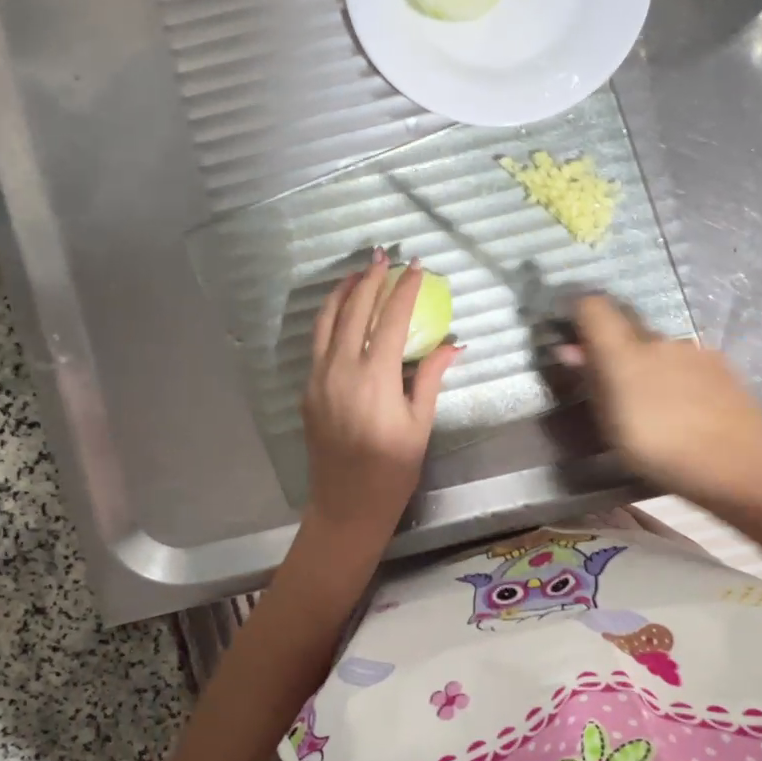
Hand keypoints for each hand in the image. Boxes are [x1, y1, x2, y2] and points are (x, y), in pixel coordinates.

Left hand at [302, 250, 462, 534]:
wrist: (347, 504)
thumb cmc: (392, 469)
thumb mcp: (420, 424)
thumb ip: (431, 378)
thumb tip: (453, 345)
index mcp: (375, 377)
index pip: (391, 319)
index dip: (405, 290)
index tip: (417, 267)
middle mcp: (341, 369)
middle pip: (354, 310)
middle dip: (370, 280)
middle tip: (383, 256)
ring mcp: (318, 378)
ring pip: (326, 322)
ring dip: (343, 293)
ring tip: (358, 274)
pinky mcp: (307, 390)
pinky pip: (317, 343)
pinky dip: (329, 320)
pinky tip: (341, 314)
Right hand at [562, 295, 761, 502]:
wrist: (739, 467)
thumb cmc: (661, 450)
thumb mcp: (611, 425)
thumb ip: (591, 381)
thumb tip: (570, 350)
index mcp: (625, 352)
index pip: (594, 307)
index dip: (580, 316)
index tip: (574, 342)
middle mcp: (660, 340)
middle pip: (629, 333)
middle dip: (616, 354)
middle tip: (613, 394)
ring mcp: (695, 351)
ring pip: (660, 352)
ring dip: (649, 370)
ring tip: (653, 412)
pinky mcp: (721, 367)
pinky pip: (686, 366)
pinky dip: (677, 381)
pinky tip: (685, 414)